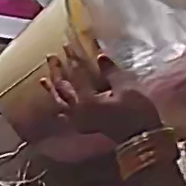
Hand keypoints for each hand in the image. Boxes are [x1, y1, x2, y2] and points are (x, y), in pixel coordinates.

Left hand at [41, 49, 185, 142]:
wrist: (142, 139)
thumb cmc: (136, 112)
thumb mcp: (126, 89)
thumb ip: (110, 72)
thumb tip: (100, 55)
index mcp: (88, 99)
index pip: (77, 74)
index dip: (72, 59)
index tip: (66, 46)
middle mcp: (78, 109)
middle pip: (62, 87)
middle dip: (56, 71)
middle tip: (50, 57)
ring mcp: (79, 119)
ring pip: (59, 101)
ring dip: (52, 89)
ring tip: (43, 79)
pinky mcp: (83, 126)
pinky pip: (65, 116)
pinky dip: (59, 108)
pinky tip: (56, 107)